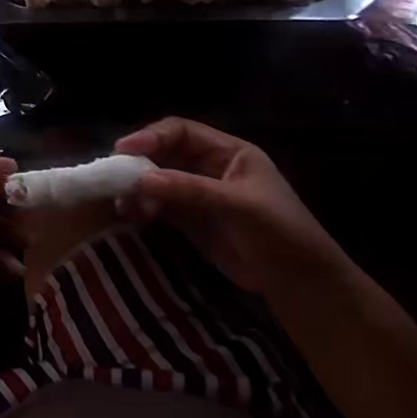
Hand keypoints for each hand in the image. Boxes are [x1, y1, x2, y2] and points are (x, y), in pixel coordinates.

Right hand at [115, 118, 344, 292]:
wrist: (302, 285)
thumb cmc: (281, 233)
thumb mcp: (239, 205)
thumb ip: (191, 189)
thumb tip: (142, 178)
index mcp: (229, 152)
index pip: (183, 132)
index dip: (153, 136)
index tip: (126, 148)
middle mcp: (210, 167)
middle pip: (166, 153)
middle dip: (140, 161)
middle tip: (114, 173)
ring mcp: (199, 194)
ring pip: (158, 180)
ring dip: (137, 186)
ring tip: (121, 200)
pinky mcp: (192, 221)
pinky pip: (160, 205)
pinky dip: (143, 207)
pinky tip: (130, 214)